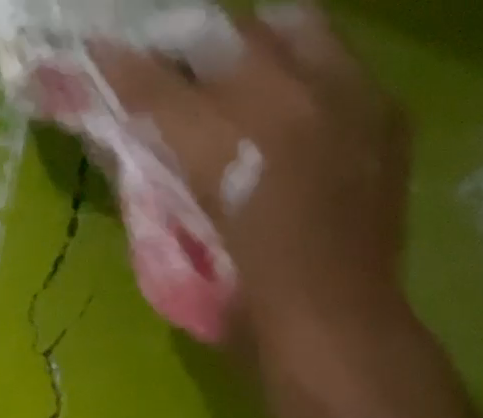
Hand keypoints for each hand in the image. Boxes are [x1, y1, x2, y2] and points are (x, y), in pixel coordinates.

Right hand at [93, 5, 411, 349]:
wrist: (332, 324)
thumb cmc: (236, 301)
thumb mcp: (176, 238)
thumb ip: (154, 178)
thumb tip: (128, 134)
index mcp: (227, 146)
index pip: (160, 86)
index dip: (124, 66)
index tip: (96, 53)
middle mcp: (290, 104)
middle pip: (227, 35)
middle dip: (186, 44)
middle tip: (161, 63)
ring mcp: (349, 98)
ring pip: (290, 27)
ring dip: (248, 43)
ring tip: (225, 72)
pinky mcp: (386, 111)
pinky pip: (336, 60)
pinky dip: (300, 68)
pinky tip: (283, 105)